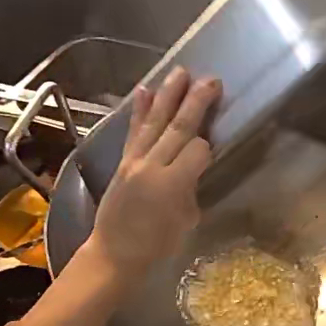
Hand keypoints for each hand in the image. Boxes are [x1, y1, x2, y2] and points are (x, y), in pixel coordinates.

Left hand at [85, 67, 220, 278]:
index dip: (208, 148)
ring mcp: (134, 161)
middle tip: (211, 80)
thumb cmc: (154, 246)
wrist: (114, 253)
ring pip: (154, 122)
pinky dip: (139, 111)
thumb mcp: (183, 222)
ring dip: (168, 95)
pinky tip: (144, 90)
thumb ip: (189, 190)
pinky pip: (133, 131)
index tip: (212, 150)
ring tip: (180, 72)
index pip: (198, 150)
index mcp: (171, 185)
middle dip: (196, 102)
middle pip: (178, 127)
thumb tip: (191, 170)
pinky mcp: (122, 162)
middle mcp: (151, 166)